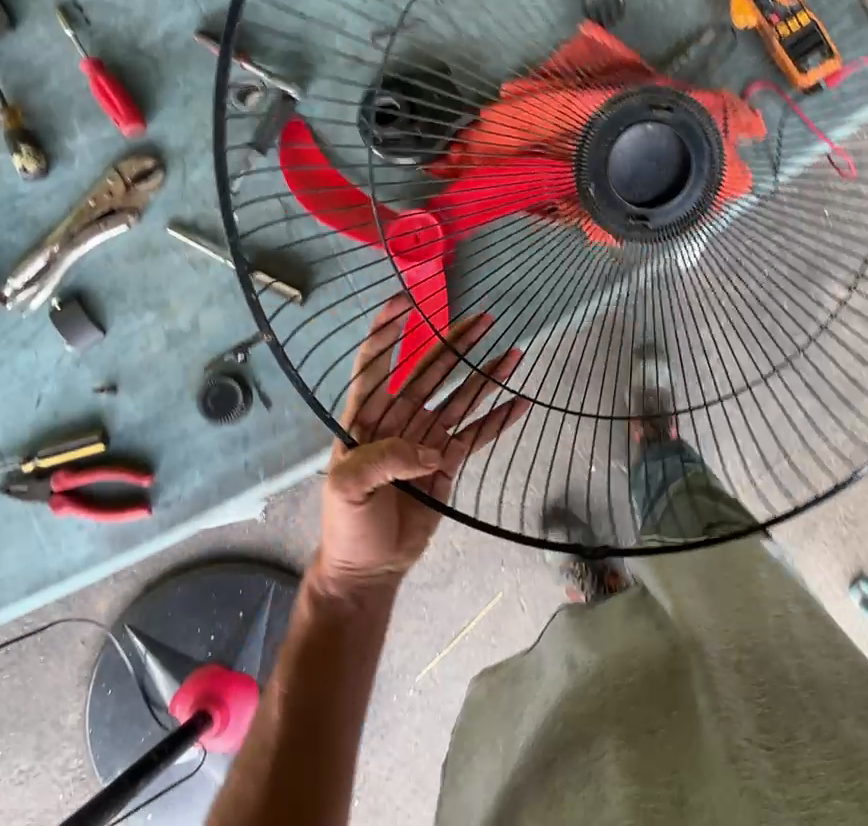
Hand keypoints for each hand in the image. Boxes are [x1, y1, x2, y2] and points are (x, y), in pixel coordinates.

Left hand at [313, 298, 529, 594]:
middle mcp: (398, 420)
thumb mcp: (348, 488)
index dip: (389, 332)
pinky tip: (520, 402)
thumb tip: (429, 451)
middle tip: (484, 319)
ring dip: (486, 376)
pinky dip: (498, 419)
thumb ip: (384, 460)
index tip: (407, 302)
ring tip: (513, 353)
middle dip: (456, 344)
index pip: (376, 364)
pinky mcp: (447, 462)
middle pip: (431, 372)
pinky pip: (476, 434)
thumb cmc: (347, 524)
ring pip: (460, 398)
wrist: (369, 565)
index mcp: (365, 418)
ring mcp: (426, 439)